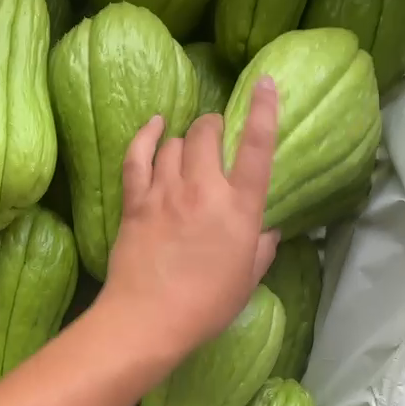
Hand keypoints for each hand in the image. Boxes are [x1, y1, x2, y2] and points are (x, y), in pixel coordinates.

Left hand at [98, 78, 281, 357]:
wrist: (148, 320)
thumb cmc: (205, 307)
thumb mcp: (246, 281)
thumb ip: (260, 250)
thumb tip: (269, 232)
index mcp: (240, 209)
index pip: (257, 147)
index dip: (262, 110)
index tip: (263, 85)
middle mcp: (204, 190)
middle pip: (206, 134)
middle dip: (212, 127)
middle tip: (214, 137)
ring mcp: (165, 192)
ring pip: (173, 143)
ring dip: (183, 140)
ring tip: (186, 150)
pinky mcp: (135, 202)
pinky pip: (138, 156)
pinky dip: (145, 136)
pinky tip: (152, 126)